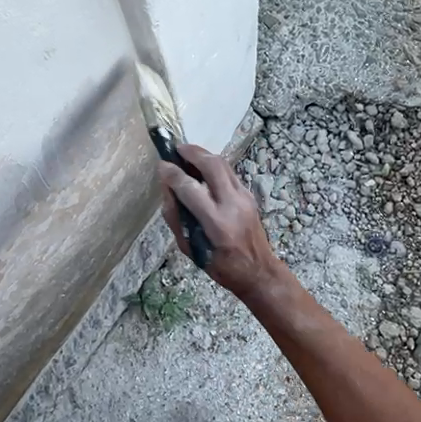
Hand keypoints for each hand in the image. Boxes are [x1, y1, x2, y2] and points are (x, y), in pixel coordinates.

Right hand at [157, 144, 285, 300]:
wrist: (259, 271)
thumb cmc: (220, 265)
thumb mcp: (189, 248)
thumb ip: (175, 217)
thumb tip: (167, 188)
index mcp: (216, 223)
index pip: (190, 188)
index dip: (173, 174)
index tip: (161, 165)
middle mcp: (232, 205)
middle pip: (212, 166)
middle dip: (192, 153)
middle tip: (176, 149)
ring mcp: (244, 198)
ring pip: (223, 164)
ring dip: (203, 155)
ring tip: (186, 154)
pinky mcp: (249, 195)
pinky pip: (229, 173)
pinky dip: (213, 166)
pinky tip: (201, 169)